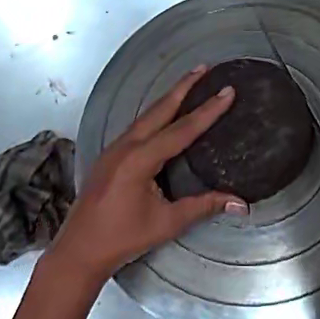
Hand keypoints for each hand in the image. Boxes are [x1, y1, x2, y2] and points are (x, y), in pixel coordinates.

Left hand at [47, 66, 243, 283]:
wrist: (79, 250)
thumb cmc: (121, 238)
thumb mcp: (167, 222)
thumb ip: (203, 206)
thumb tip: (240, 203)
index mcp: (139, 159)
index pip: (181, 129)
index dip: (207, 110)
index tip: (227, 91)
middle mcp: (125, 147)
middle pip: (160, 109)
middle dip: (184, 86)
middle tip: (205, 68)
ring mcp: (114, 149)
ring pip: (147, 115)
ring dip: (169, 97)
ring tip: (190, 83)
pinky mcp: (110, 156)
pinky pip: (137, 126)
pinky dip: (156, 114)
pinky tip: (165, 114)